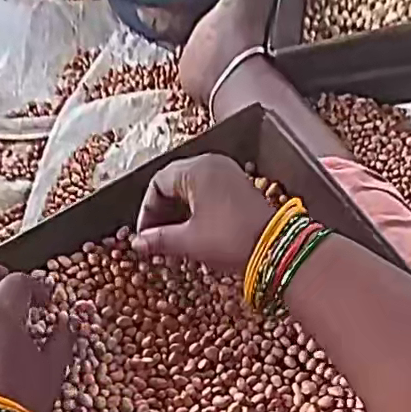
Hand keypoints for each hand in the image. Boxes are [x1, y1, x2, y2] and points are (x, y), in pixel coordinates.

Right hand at [132, 155, 277, 274]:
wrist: (274, 247)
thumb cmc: (229, 239)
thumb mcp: (189, 241)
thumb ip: (159, 240)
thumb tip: (136, 244)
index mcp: (196, 169)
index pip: (158, 183)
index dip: (146, 210)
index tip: (144, 235)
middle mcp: (212, 164)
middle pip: (173, 183)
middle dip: (161, 212)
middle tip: (155, 238)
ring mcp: (227, 175)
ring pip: (190, 190)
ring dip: (177, 214)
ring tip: (172, 239)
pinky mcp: (238, 189)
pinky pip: (207, 195)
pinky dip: (194, 212)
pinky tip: (192, 233)